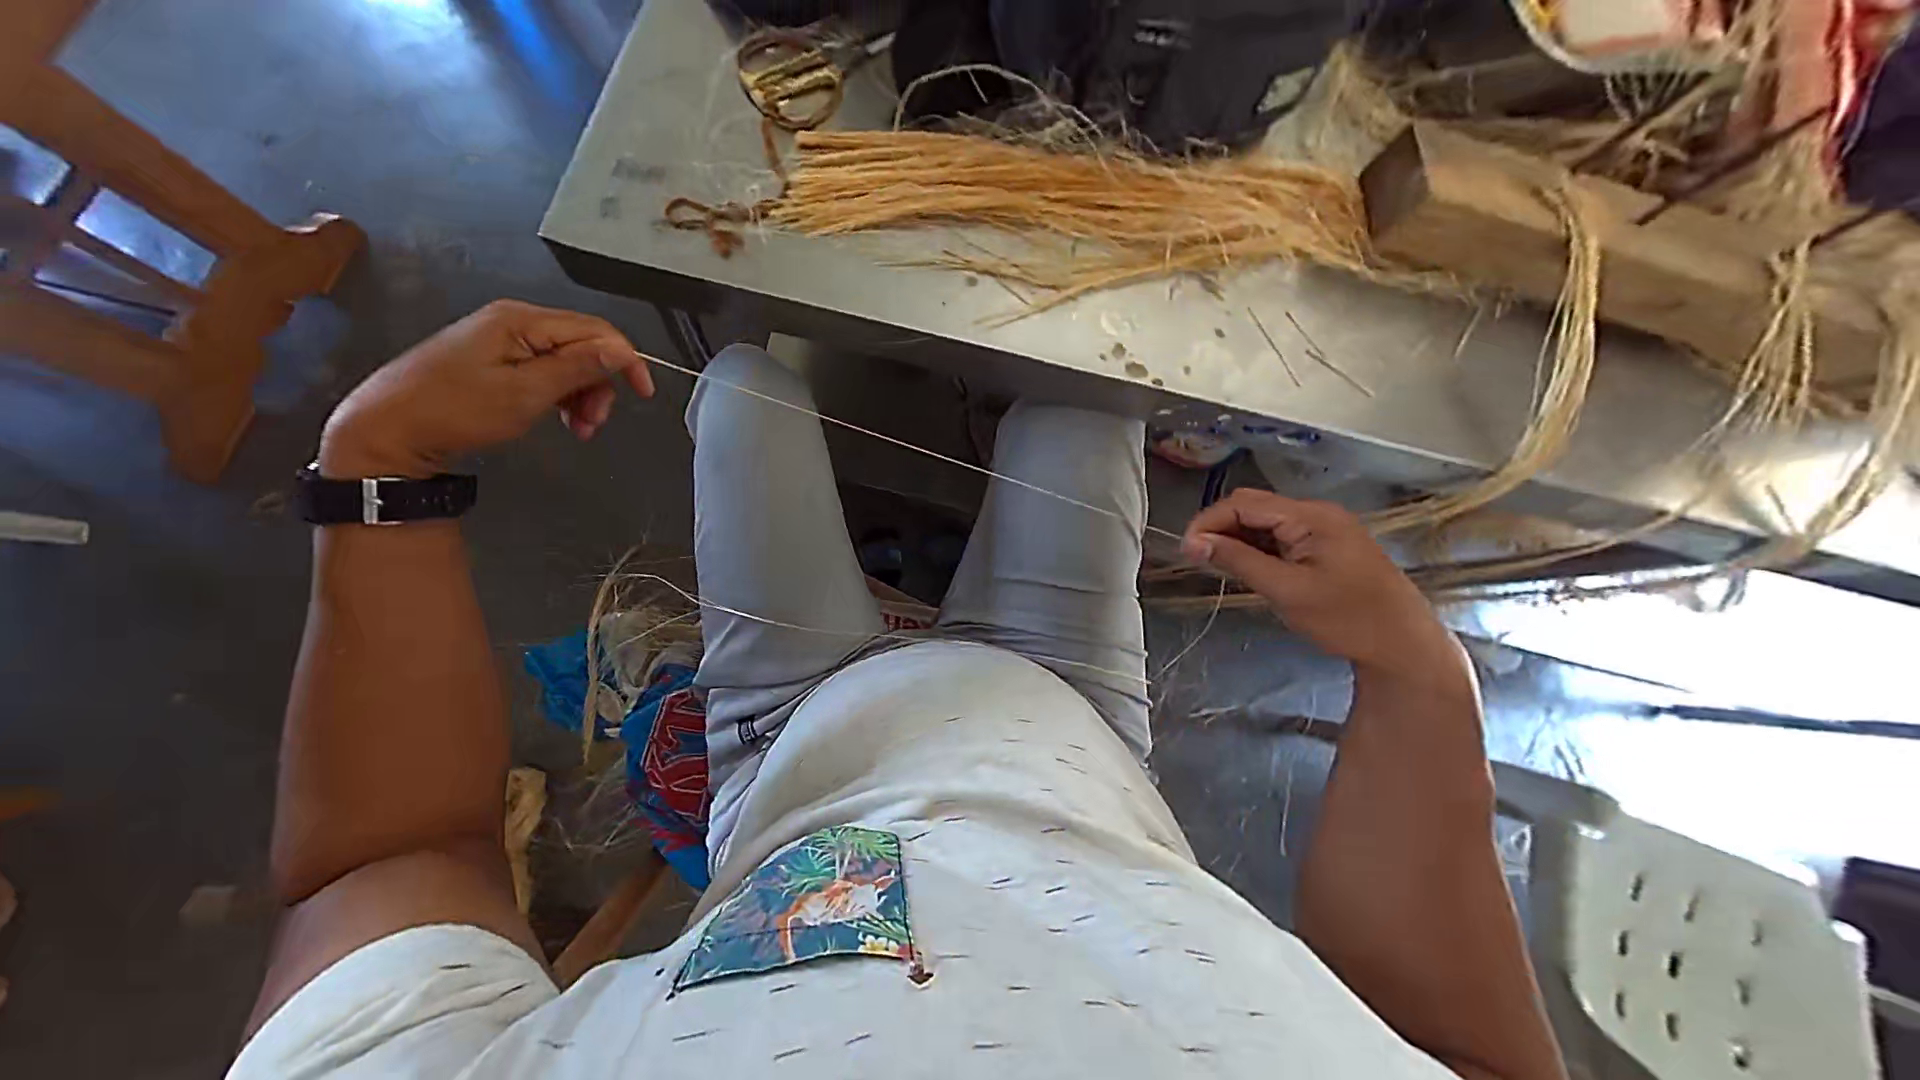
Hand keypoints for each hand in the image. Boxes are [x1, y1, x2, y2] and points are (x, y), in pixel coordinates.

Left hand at [318, 300, 654, 477]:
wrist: (389, 431)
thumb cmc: (457, 411)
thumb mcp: (526, 393)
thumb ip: (578, 368)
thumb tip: (622, 349)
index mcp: (521, 321)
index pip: (595, 330)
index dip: (626, 360)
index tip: (644, 394)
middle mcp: (514, 322)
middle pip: (583, 346)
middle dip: (600, 385)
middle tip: (596, 423)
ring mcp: (503, 341)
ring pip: (569, 363)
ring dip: (584, 396)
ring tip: (579, 428)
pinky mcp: (496, 361)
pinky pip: (547, 373)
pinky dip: (563, 397)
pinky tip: (562, 420)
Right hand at [1182, 489, 1466, 683]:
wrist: (1403, 645)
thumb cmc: (1346, 618)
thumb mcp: (1285, 590)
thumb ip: (1237, 561)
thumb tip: (1194, 543)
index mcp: (1310, 516)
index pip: (1244, 504)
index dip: (1209, 522)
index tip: (1186, 550)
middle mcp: (1316, 513)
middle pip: (1253, 507)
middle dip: (1220, 528)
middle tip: (1197, 559)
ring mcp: (1323, 528)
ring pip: (1264, 522)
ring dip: (1236, 539)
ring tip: (1216, 565)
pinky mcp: (1325, 546)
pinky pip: (1280, 536)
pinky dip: (1256, 548)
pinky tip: (1244, 567)